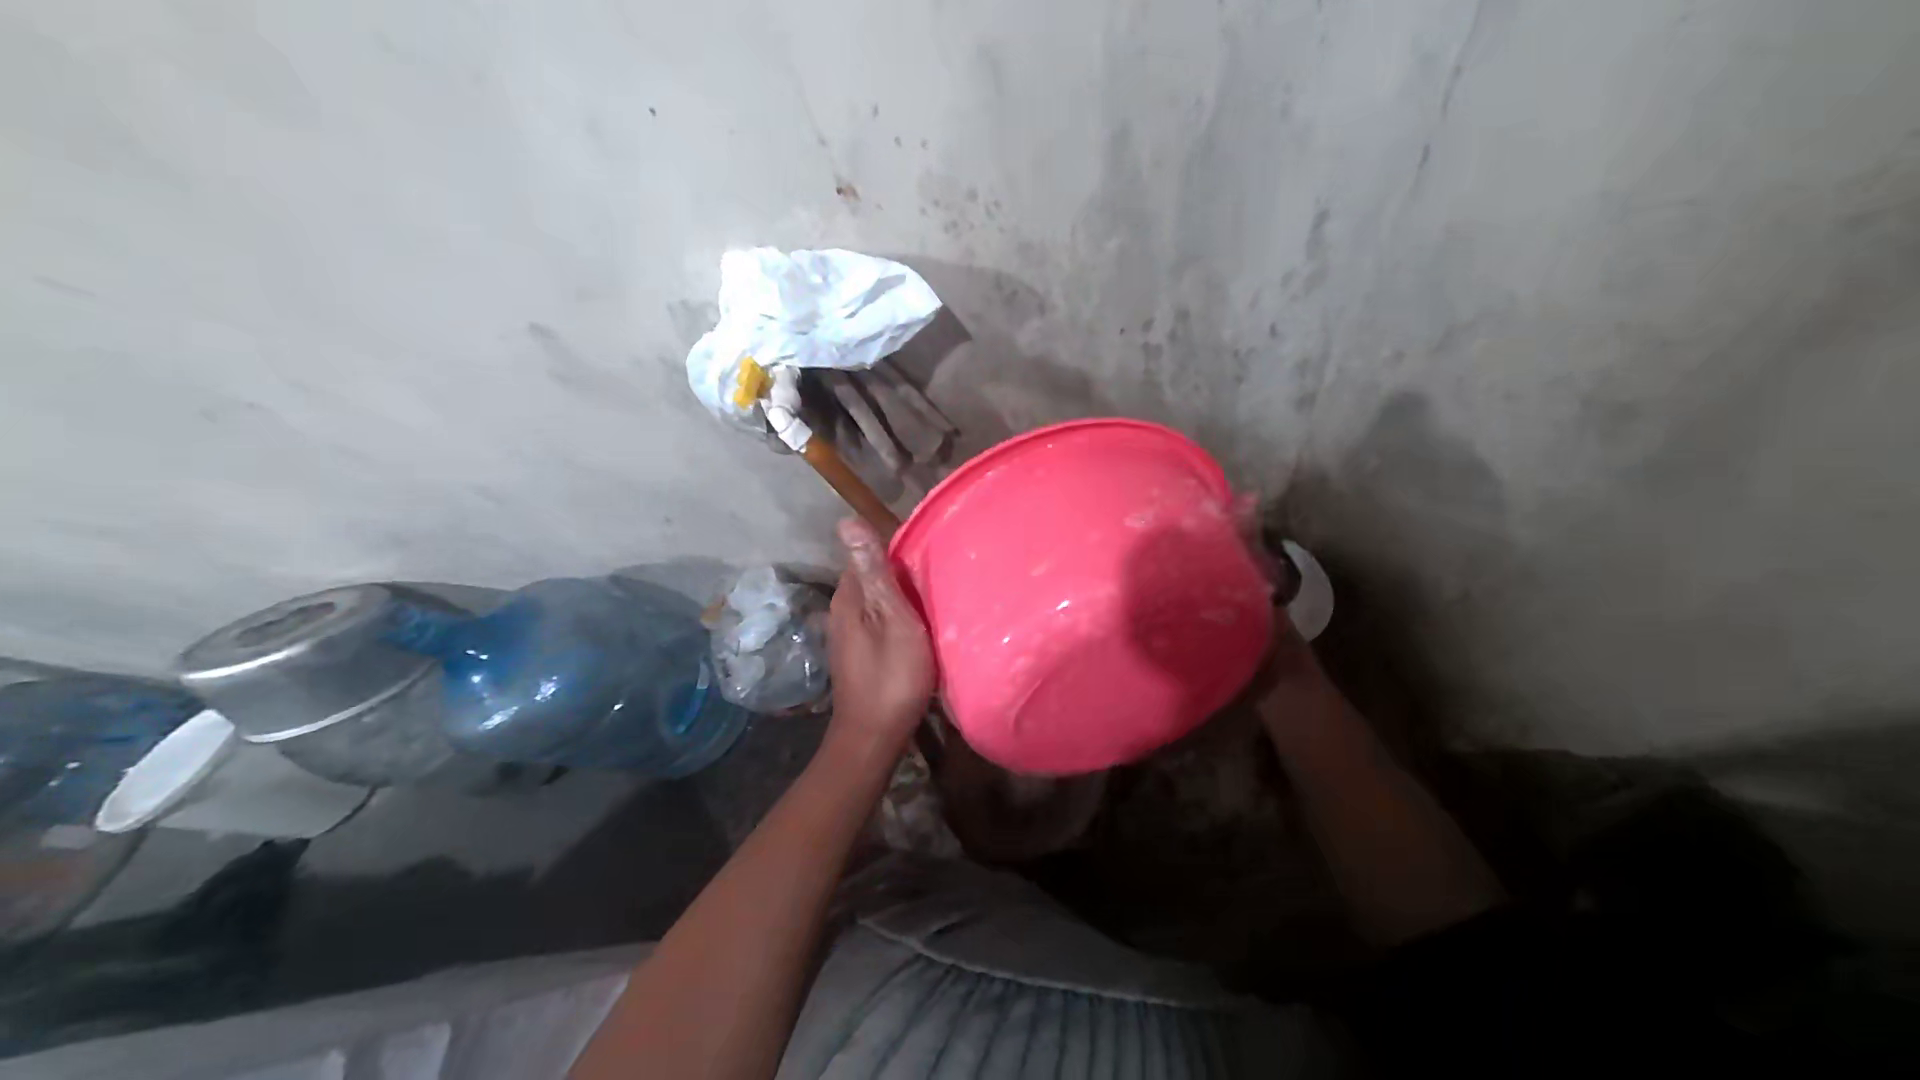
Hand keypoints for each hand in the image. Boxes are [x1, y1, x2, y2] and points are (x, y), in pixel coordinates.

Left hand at [826, 518, 934, 755]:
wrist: (874, 736)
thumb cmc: (891, 677)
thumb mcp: (892, 620)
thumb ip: (875, 573)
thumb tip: (846, 521)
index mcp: (848, 597)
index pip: (869, 554)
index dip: (900, 551)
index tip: (933, 554)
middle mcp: (843, 610)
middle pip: (875, 577)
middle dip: (904, 573)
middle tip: (943, 576)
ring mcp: (850, 633)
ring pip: (880, 600)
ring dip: (904, 597)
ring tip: (939, 597)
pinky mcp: (860, 652)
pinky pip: (882, 621)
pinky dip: (901, 618)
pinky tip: (923, 626)